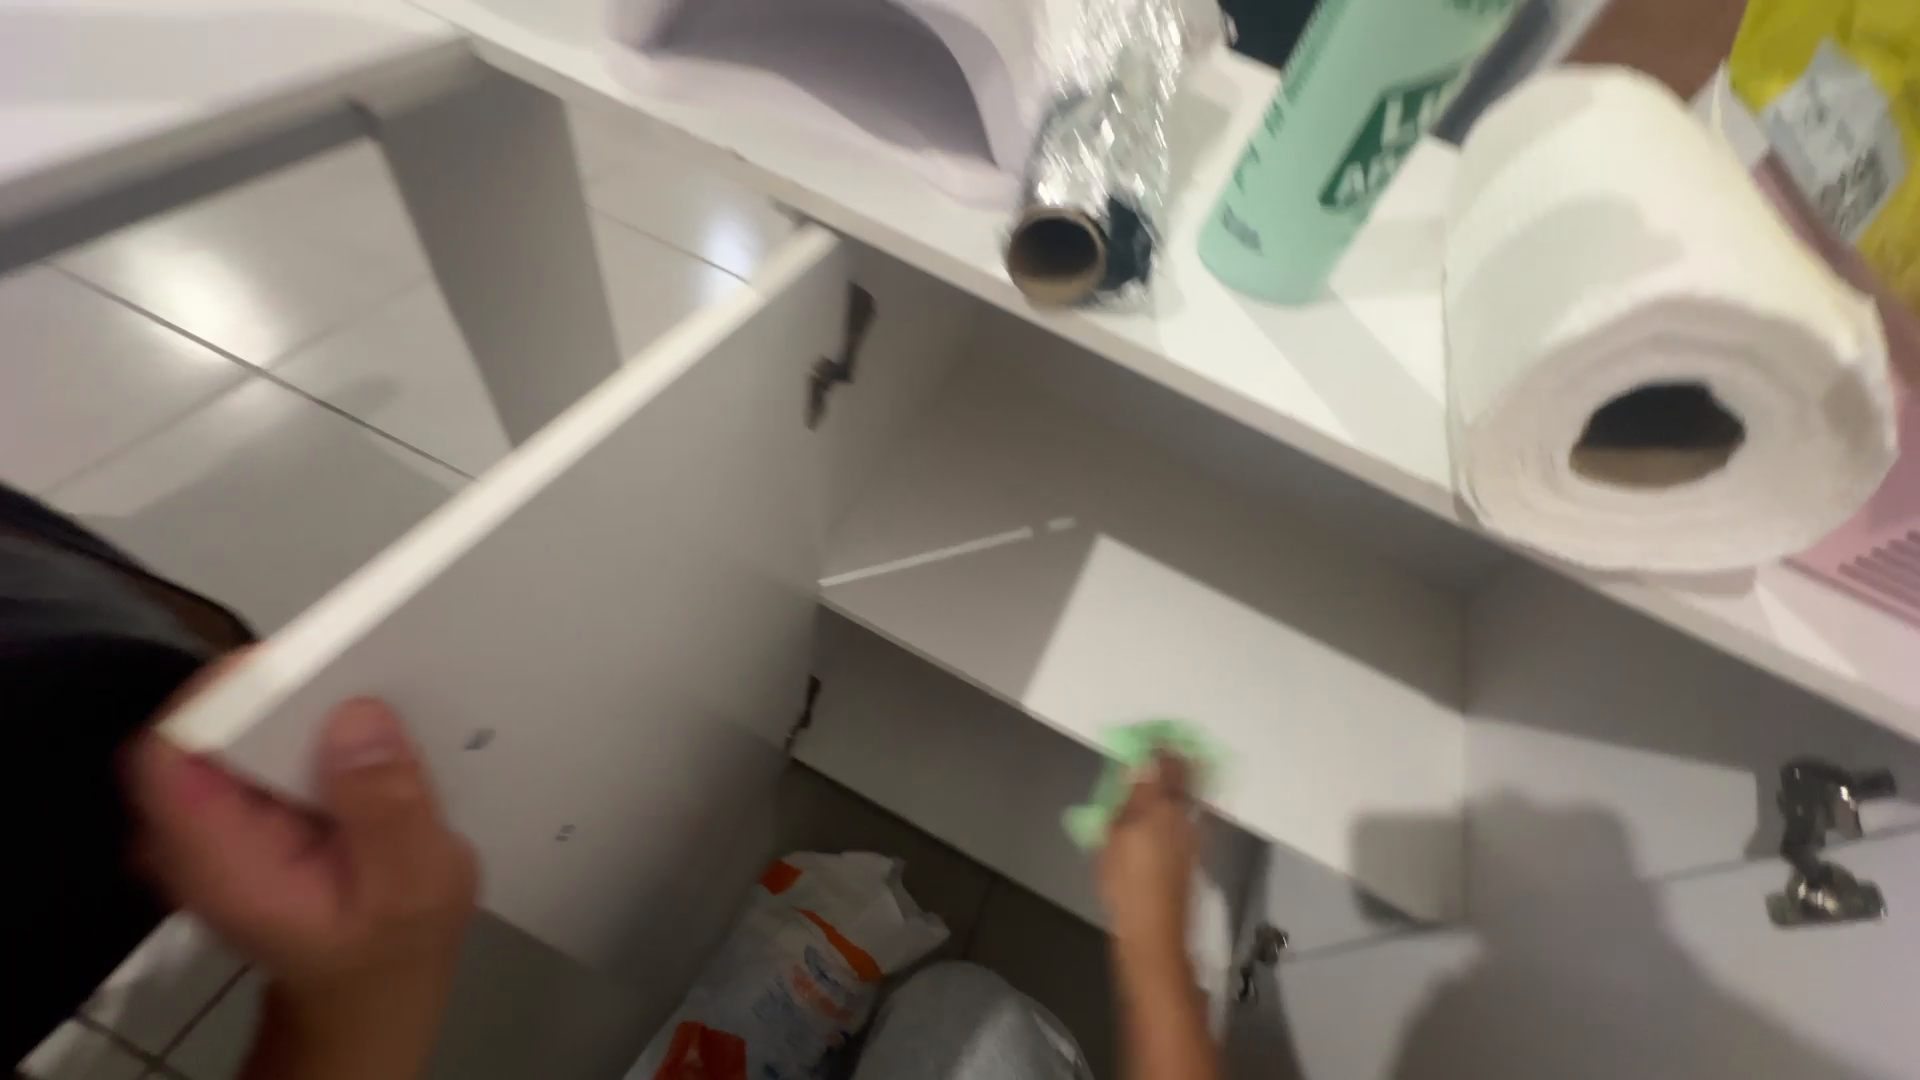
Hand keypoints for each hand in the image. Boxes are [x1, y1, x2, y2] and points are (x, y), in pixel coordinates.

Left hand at [127, 690, 477, 1079]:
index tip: (307, 656)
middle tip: (375, 660)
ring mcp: (234, 822)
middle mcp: (206, 832)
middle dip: (290, 687)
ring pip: (253, 734)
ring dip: (318, 703)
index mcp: (219, 859)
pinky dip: (331, 727)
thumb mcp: (411, 881)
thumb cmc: (393, 949)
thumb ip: (385, 805)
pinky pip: (285, 749)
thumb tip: (361, 717)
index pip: (177, 754)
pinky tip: (387, 725)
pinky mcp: (271, 811)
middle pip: (216, 732)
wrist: (379, 987)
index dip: (228, 693)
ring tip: (393, 685)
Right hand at [1099, 752, 1199, 977]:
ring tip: (1169, 769)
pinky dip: (1184, 800)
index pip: (1164, 762)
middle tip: (1168, 742)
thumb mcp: (1113, 836)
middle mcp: (1184, 813)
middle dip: (1178, 755)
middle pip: (1187, 774)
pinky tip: (1171, 805)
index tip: (1150, 732)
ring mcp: (1194, 833)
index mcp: (1160, 805)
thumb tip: (1136, 771)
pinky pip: (1191, 812)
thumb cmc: (1125, 882)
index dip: (1158, 744)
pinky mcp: (1196, 851)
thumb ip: (1125, 800)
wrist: (1155, 931)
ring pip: (1192, 793)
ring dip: (1183, 776)